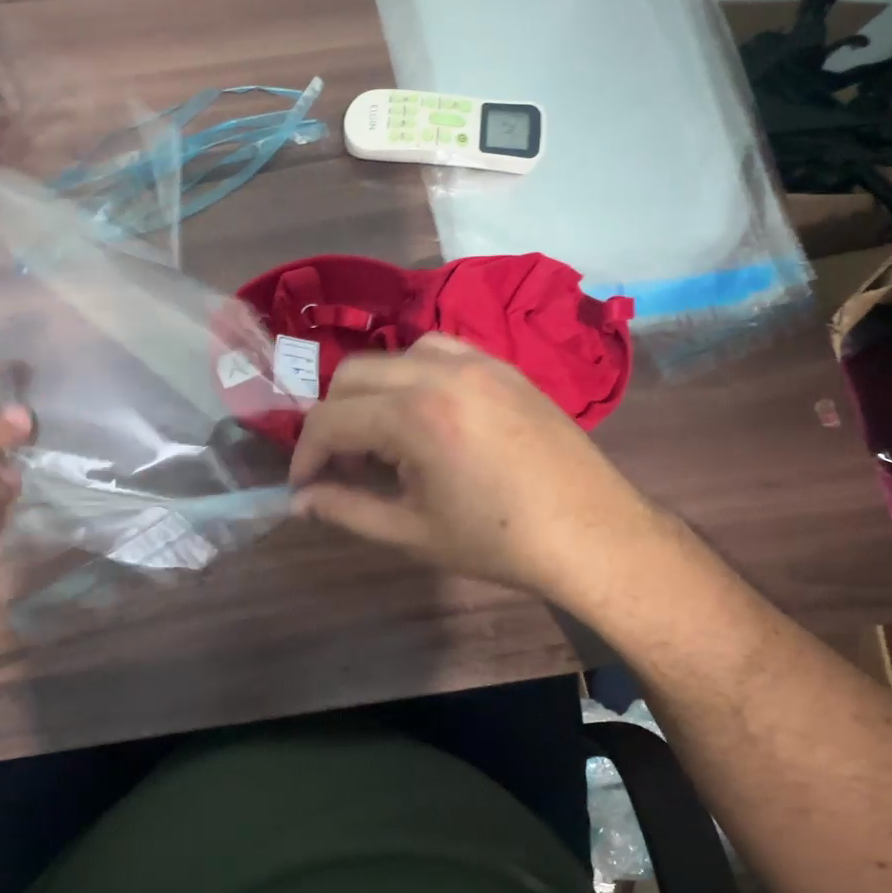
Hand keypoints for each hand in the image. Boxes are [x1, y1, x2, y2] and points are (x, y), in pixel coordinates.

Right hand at [290, 333, 666, 607]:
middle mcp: (440, 374)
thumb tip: (298, 501)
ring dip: (371, 392)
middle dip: (332, 419)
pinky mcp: (504, 367)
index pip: (331, 419)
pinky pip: (439, 350)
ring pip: (393, 356)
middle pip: (352, 374)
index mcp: (414, 417)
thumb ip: (345, 509)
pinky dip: (412, 374)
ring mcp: (477, 363)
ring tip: (381, 438)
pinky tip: (423, 412)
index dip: (306, 454)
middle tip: (341, 466)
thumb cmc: (498, 542)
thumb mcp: (411, 533)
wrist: (594, 535)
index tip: (304, 486)